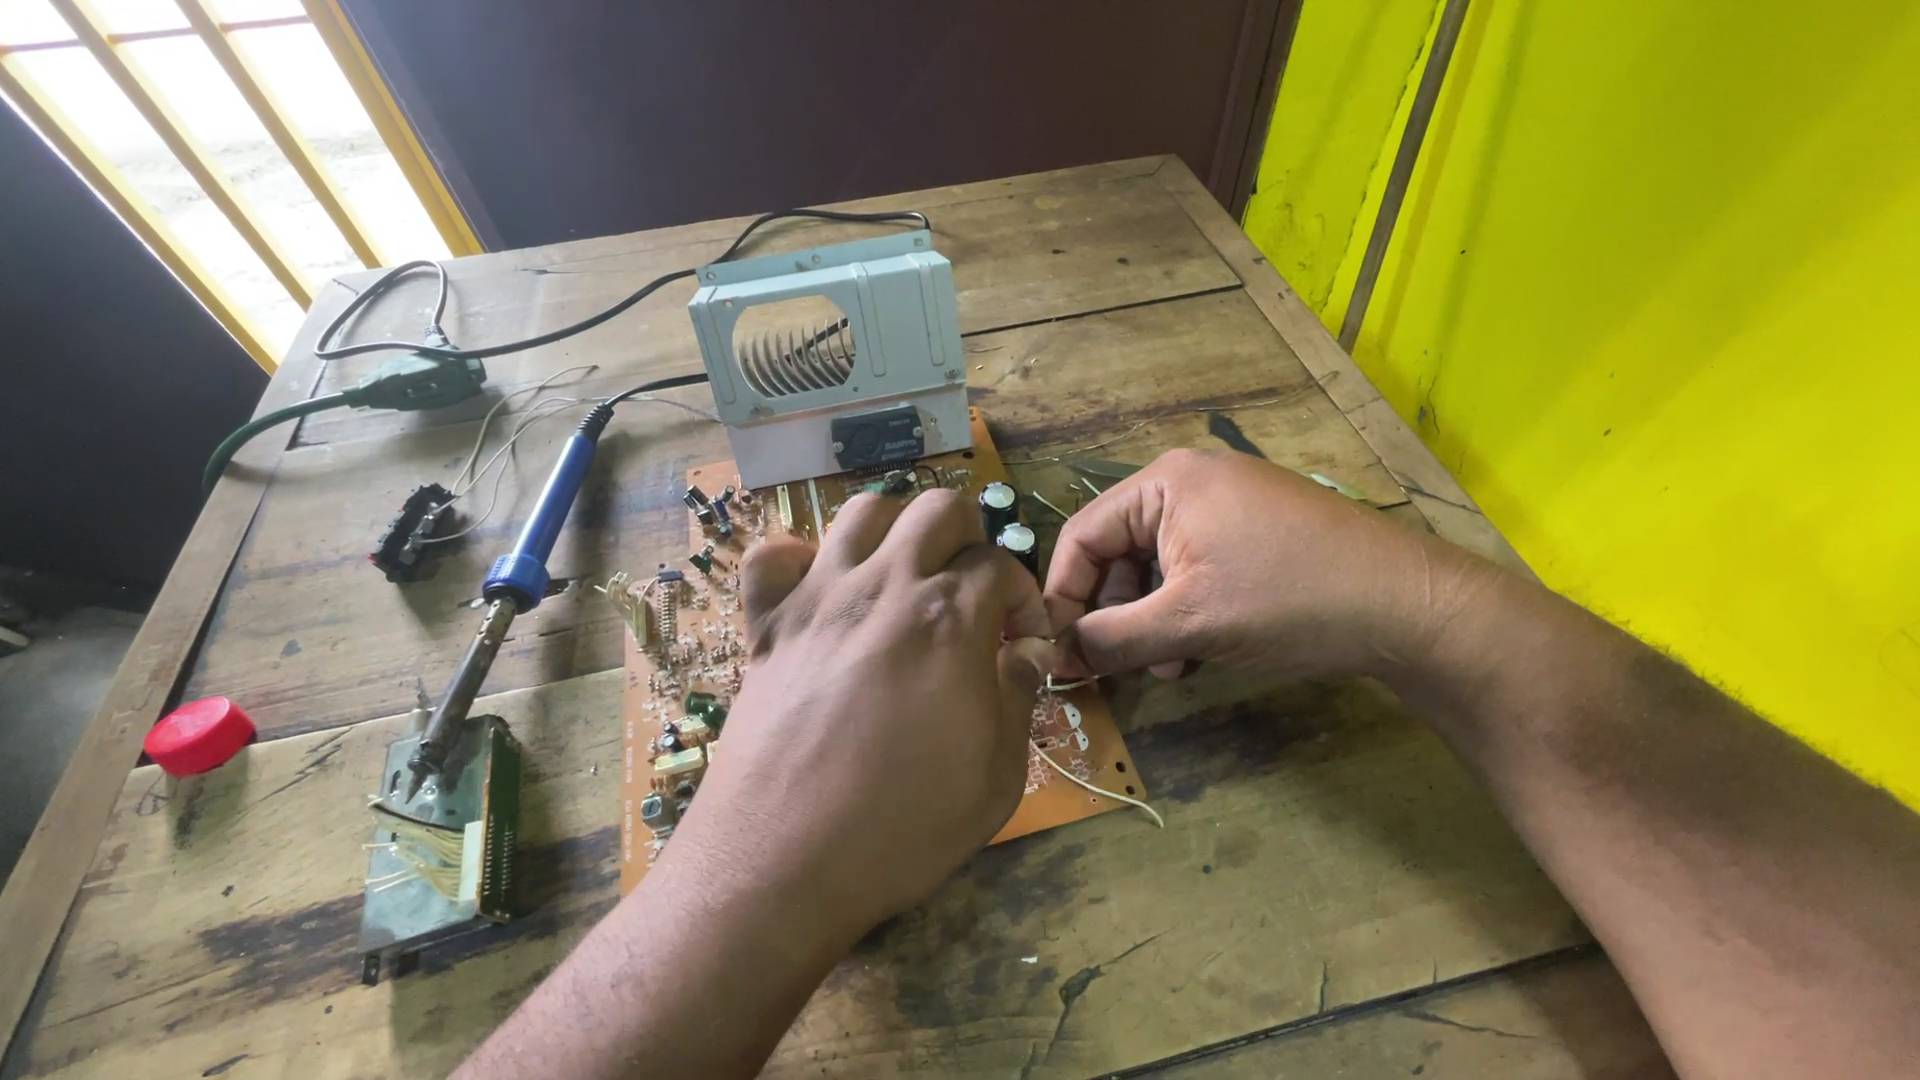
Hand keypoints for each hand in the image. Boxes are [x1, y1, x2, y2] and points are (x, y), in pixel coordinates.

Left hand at [668, 489, 1055, 937]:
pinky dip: (796, 559)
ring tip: (904, 578)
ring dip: (896, 531)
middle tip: (971, 593)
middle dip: (970, 539)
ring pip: (862, 511)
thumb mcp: (997, 777)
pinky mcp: (766, 625)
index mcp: (949, 619)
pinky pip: (770, 556)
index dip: (1025, 600)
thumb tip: (1022, 652)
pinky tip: (817, 590)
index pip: (1002, 565)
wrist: (781, 862)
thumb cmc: (901, 827)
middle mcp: (884, 586)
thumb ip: (1017, 697)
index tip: (1022, 645)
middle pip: (939, 508)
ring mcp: (818, 598)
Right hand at [1045, 448, 1485, 681]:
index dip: (1062, 597)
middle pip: (1117, 551)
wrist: (1412, 607)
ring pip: (1155, 566)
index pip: (1082, 535)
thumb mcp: (1188, 624)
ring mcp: (1228, 503)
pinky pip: (1192, 567)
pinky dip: (1182, 610)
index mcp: (1165, 482)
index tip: (1056, 650)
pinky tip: (1195, 651)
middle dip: (1113, 614)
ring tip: (1167, 667)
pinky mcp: (1254, 530)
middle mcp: (1190, 481)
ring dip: (1148, 620)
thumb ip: (1111, 639)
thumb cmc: (1288, 601)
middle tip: (1117, 668)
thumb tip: (1055, 656)